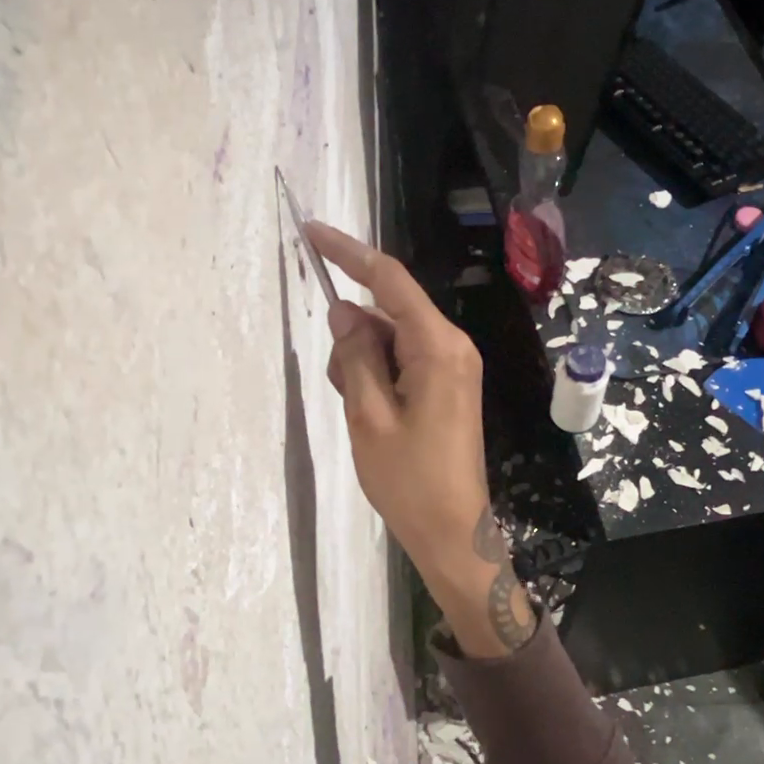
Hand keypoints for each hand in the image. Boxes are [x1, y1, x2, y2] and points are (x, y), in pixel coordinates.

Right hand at [305, 221, 536, 656]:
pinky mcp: (448, 389)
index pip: (389, 280)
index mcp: (438, 348)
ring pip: (393, 340)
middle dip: (354, 334)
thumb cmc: (409, 479)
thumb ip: (354, 356)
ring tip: (358, 413)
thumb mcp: (368, 416)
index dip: (348, 253)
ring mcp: (453, 370)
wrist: (452, 532)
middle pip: (389, 312)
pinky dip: (378, 376)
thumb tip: (345, 311)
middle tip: (341, 386)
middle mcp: (452, 349)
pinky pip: (404, 363)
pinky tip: (368, 414)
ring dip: (363, 361)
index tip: (311, 231)